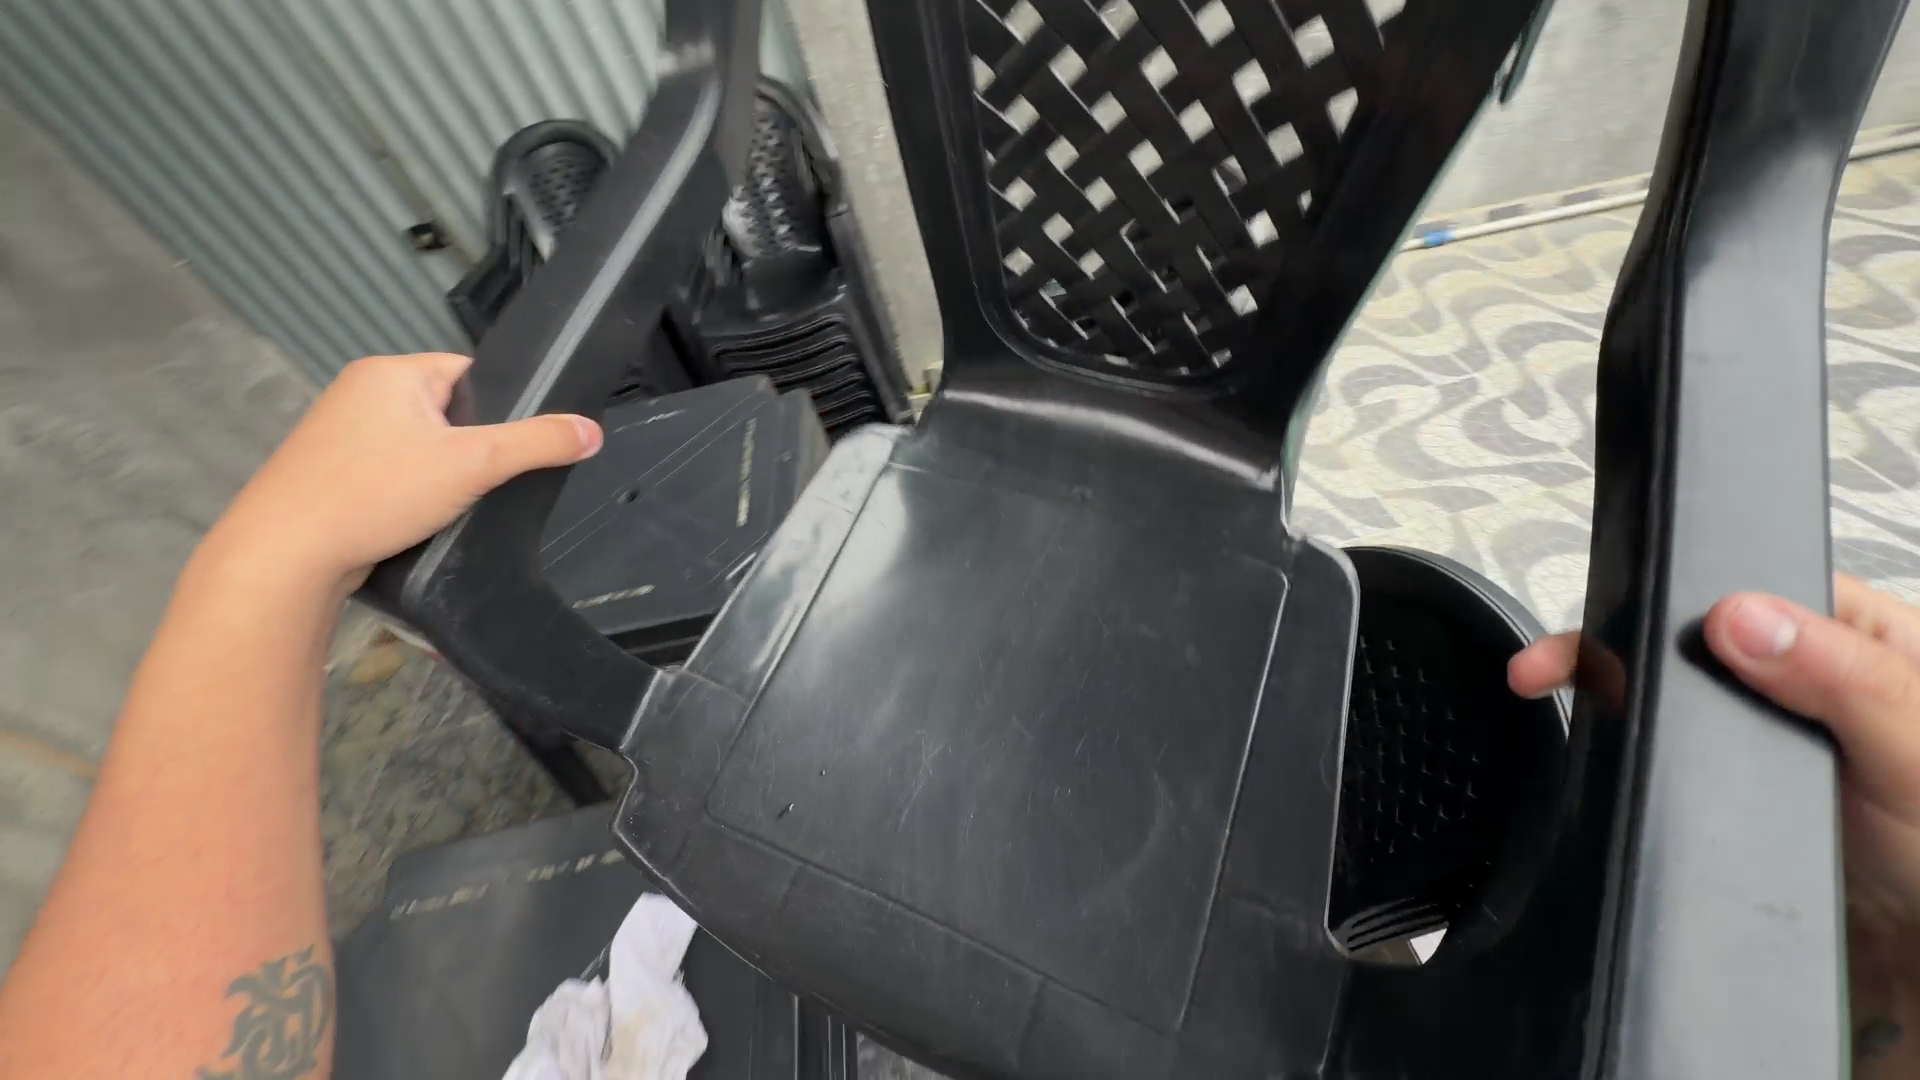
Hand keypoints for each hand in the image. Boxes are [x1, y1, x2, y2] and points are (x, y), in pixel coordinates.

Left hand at [204, 352, 601, 593]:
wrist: (286, 554)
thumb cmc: (378, 492)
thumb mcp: (476, 463)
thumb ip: (539, 443)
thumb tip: (593, 431)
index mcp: (391, 372)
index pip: (471, 373)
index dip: (505, 407)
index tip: (519, 444)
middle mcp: (360, 391)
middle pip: (451, 409)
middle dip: (476, 444)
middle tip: (491, 477)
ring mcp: (340, 432)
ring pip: (424, 442)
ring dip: (447, 468)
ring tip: (459, 499)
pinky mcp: (330, 470)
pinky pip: (395, 467)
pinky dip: (415, 487)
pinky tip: (424, 513)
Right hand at [1510, 575, 1919, 1072]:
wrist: (1904, 951)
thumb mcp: (1919, 759)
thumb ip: (1849, 683)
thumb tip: (1738, 617)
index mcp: (1859, 639)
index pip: (1746, 589)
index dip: (1671, 596)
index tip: (1611, 623)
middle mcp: (1793, 668)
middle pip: (1675, 629)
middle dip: (1602, 638)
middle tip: (1545, 664)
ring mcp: (1744, 714)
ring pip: (1649, 674)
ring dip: (1593, 675)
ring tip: (1541, 683)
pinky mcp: (1709, 756)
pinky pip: (1643, 722)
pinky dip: (1604, 719)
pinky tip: (1585, 727)